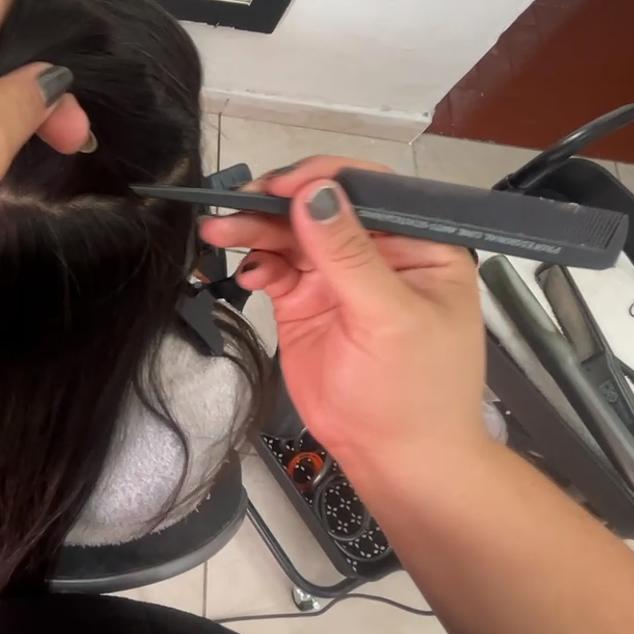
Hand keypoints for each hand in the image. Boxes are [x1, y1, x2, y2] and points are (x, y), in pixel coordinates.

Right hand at [200, 158, 485, 475]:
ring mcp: (334, 276)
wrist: (390, 453)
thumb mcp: (389, 317)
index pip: (371, 191)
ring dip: (252, 231)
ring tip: (216, 232)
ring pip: (288, 236)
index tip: (280, 185)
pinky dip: (255, 265)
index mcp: (417, 245)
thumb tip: (315, 194)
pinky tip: (248, 276)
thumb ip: (350, 254)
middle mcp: (374, 252)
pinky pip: (272, 266)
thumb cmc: (414, 390)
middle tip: (233, 208)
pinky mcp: (301, 299)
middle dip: (274, 206)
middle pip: (317, 210)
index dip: (324, 180)